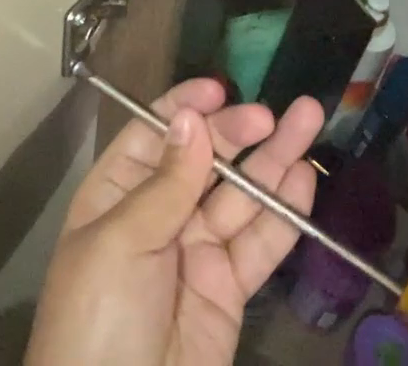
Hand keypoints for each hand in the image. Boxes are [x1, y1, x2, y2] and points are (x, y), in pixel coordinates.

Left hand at [25, 78, 323, 365]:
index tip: (219, 88)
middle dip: (239, 133)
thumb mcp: (119, 244)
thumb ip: (164, 184)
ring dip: (274, 164)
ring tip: (308, 124)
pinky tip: (303, 184)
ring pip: (239, 199)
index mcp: (115, 197)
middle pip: (204, 163)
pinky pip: (257, 245)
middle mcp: (156, 218)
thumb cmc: (98, 318)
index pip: (152, 138)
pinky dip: (283, 216)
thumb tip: (191, 118)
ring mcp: (194, 254)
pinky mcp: (227, 290)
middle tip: (276, 112)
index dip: (184, 109)